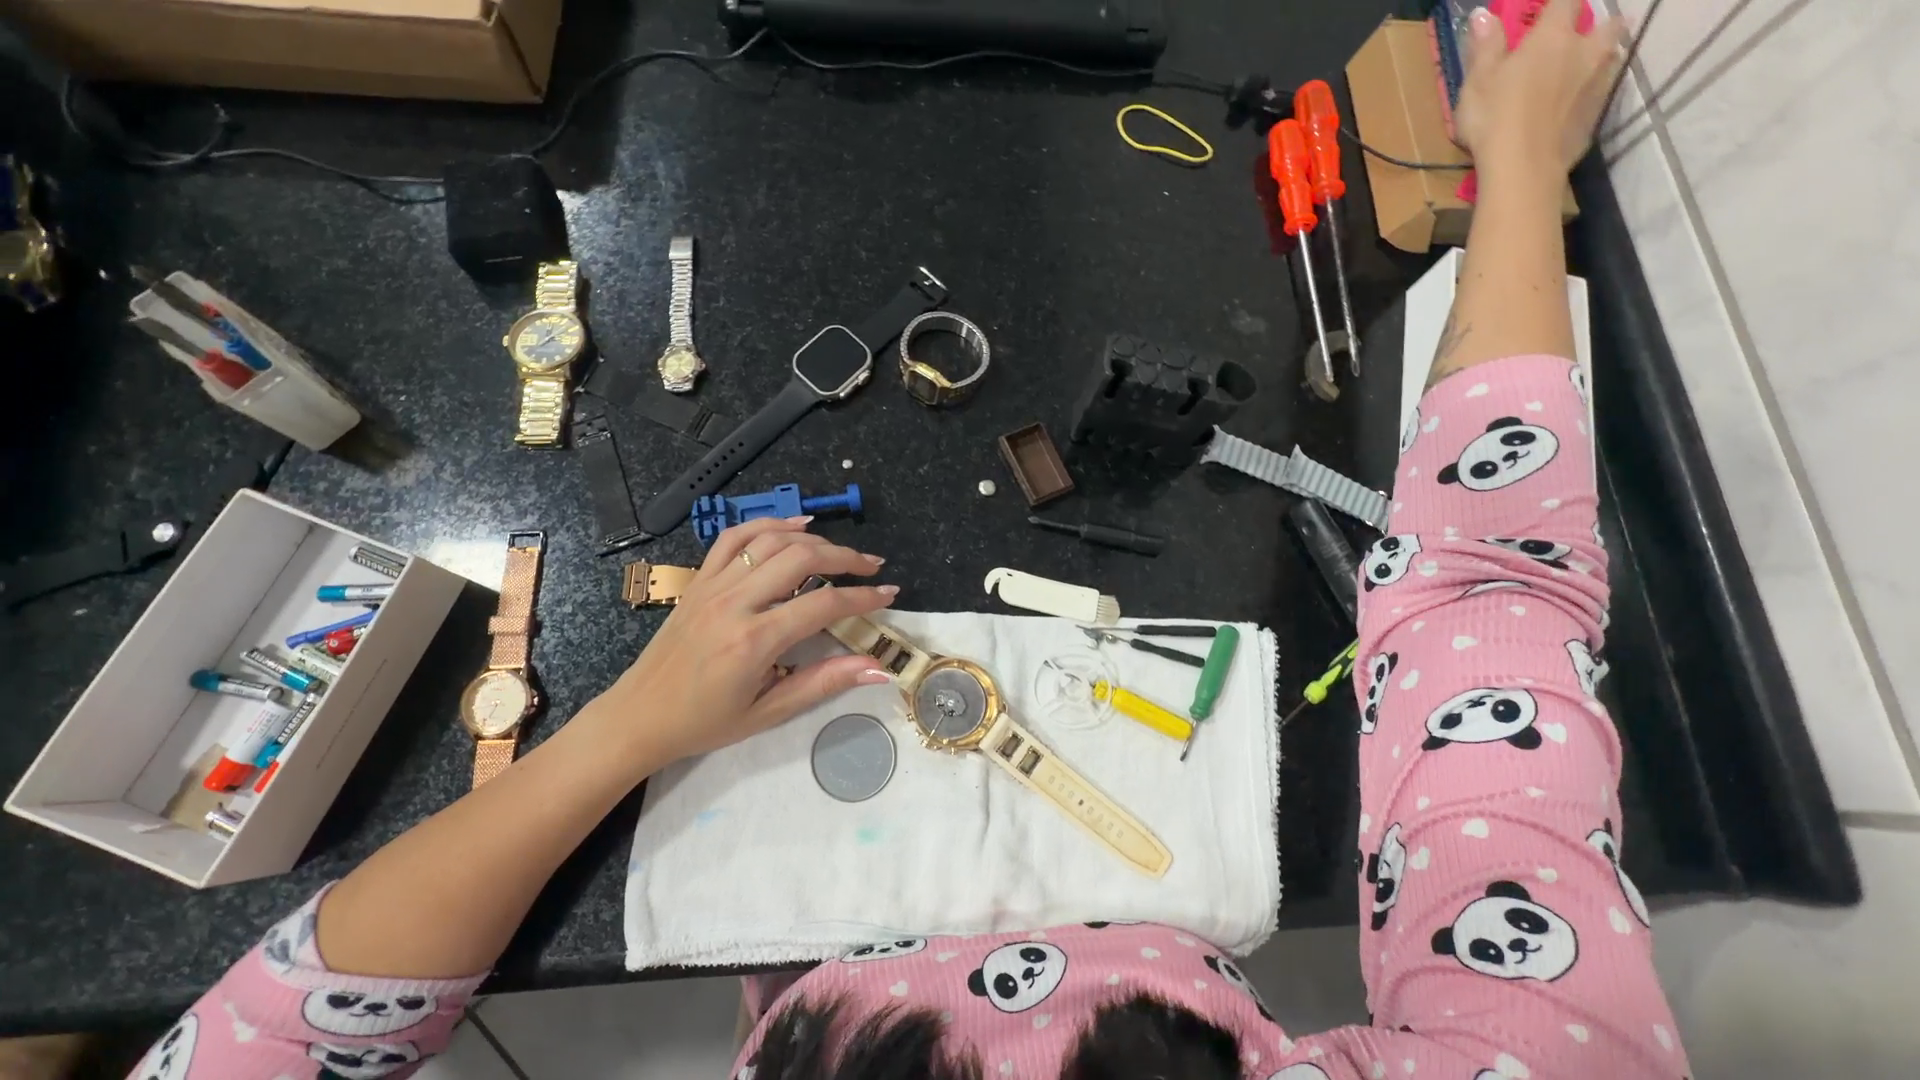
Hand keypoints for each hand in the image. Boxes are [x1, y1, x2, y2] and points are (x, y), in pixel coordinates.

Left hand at [585, 517, 897, 769]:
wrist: (639, 716)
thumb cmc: (705, 723)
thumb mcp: (768, 712)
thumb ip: (823, 683)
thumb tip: (877, 667)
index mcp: (754, 641)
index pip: (822, 605)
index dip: (862, 598)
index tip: (889, 595)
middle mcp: (734, 603)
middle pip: (801, 558)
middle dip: (846, 558)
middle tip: (873, 568)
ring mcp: (712, 585)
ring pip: (771, 541)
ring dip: (813, 539)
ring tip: (841, 552)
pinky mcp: (698, 580)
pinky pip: (734, 538)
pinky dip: (768, 524)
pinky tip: (794, 527)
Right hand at [1453, 0, 1627, 177]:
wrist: (1523, 169)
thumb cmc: (1494, 120)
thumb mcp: (1477, 83)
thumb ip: (1484, 47)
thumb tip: (1482, 14)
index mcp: (1552, 37)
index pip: (1565, 0)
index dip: (1557, 2)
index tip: (1546, 9)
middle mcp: (1584, 51)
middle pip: (1608, 24)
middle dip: (1598, 26)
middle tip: (1577, 41)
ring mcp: (1597, 81)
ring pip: (1612, 56)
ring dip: (1601, 57)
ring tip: (1580, 72)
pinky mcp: (1599, 112)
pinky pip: (1604, 89)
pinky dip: (1592, 90)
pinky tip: (1575, 105)